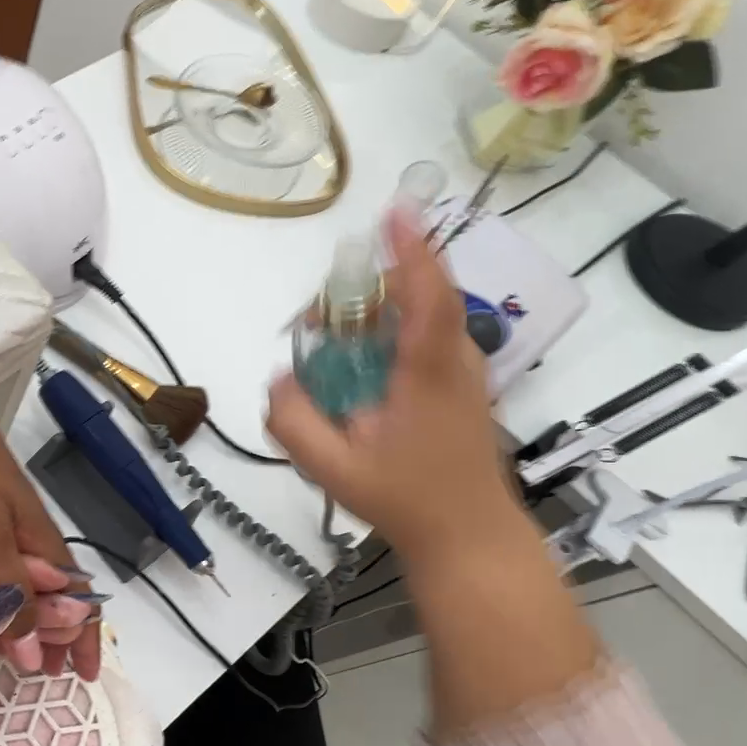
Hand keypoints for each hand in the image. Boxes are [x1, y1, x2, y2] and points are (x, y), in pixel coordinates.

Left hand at [0, 393, 101, 680]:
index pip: (70, 596)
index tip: (80, 676)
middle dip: (56, 633)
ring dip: (23, 619)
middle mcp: (17, 530)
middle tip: (53, 675)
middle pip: (48, 591)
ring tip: (19, 656)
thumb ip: (5, 591)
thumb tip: (37, 649)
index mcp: (32, 537)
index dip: (80, 636)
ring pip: (15, 581)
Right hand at [266, 209, 523, 560]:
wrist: (467, 534)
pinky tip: (360, 369)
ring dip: (378, 313)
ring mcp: (463, 373)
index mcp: (428, 373)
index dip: (413, 251)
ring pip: (423, 318)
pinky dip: (391, 333)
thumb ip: (293, 421)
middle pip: (420, 298)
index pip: (427, 297)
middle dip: (369, 289)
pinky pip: (425, 339)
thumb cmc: (404, 500)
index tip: (397, 211)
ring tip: (332, 343)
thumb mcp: (331, 468)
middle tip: (317, 318)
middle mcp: (454, 361)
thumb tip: (279, 378)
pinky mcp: (461, 386)